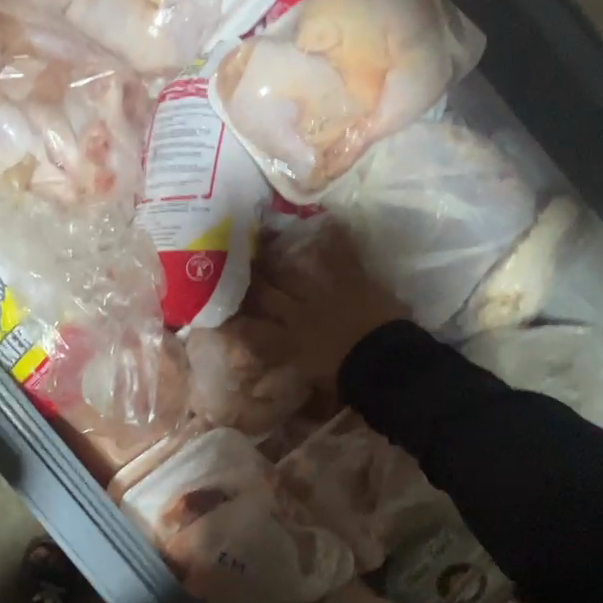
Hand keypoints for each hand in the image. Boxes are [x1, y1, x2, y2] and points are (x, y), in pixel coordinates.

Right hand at [248, 223, 409, 388]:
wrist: (385, 365)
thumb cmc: (346, 378)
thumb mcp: (308, 377)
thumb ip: (287, 367)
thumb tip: (265, 380)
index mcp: (286, 339)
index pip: (250, 325)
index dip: (232, 315)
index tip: (217, 308)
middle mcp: (297, 312)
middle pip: (265, 290)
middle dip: (248, 277)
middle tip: (232, 261)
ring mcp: (325, 292)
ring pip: (293, 269)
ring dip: (279, 255)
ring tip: (264, 238)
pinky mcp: (353, 281)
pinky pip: (340, 255)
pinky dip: (334, 239)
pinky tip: (326, 222)